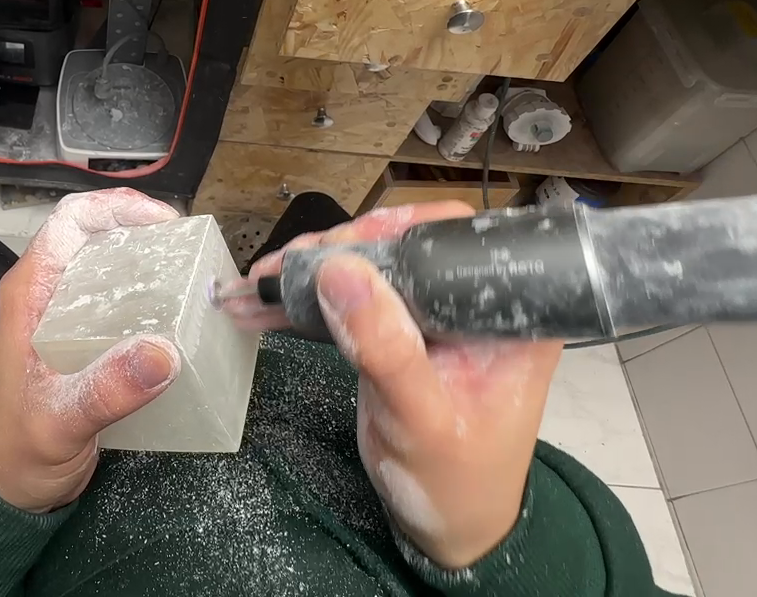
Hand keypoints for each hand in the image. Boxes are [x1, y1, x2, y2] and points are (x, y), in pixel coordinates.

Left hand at [0, 188, 183, 512]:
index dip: (116, 207)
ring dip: (145, 256)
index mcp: (30, 291)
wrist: (3, 486)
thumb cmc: (17, 450)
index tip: (164, 222)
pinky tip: (176, 309)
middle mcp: (46, 290)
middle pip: (93, 232)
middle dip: (140, 227)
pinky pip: (116, 293)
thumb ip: (107, 390)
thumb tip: (164, 353)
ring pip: (105, 259)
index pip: (70, 220)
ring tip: (189, 271)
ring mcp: (62, 310)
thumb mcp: (61, 420)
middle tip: (188, 247)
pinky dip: (146, 289)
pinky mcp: (80, 333)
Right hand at [246, 203, 564, 568]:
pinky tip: (260, 300)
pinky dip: (302, 298)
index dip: (388, 231)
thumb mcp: (421, 421)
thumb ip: (387, 350)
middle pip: (394, 244)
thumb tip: (339, 271)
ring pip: (363, 266)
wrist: (445, 525)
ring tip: (255, 283)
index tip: (332, 252)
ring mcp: (428, 310)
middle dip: (329, 251)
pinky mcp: (395, 324)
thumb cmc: (453, 482)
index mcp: (501, 310)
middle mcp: (467, 298)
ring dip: (305, 272)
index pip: (448, 236)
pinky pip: (347, 296)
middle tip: (280, 269)